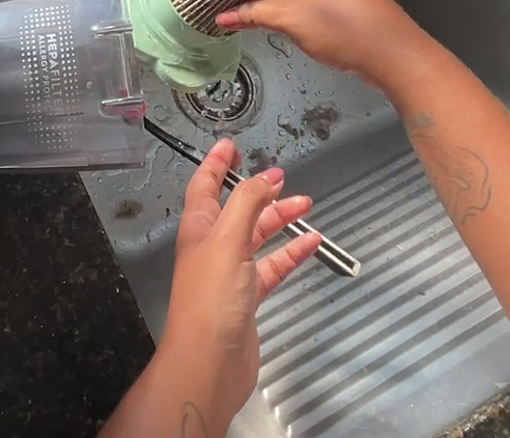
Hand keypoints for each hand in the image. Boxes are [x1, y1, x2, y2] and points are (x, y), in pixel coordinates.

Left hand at [159, 136, 319, 425]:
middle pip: (236, 207)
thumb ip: (246, 203)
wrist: (209, 362)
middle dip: (257, 189)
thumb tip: (263, 177)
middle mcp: (212, 245)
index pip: (205, 184)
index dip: (216, 163)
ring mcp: (231, 271)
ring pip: (257, 235)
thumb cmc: (210, 298)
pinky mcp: (249, 296)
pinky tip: (310, 243)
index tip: (229, 145)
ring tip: (305, 204)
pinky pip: (273, 265)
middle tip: (280, 174)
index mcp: (199, 226)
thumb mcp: (228, 239)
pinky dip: (291, 253)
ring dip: (279, 218)